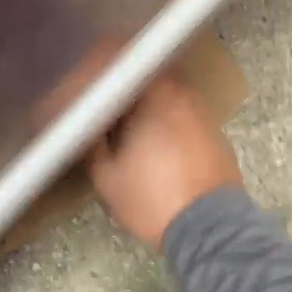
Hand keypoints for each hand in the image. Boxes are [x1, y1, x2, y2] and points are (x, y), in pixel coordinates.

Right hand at [45, 44, 241, 250]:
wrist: (211, 232)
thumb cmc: (154, 201)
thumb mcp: (108, 178)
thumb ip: (92, 143)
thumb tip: (84, 127)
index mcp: (155, 94)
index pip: (119, 59)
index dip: (93, 69)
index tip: (77, 86)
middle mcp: (183, 95)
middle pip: (144, 76)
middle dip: (117, 90)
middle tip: (95, 109)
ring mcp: (203, 114)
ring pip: (164, 97)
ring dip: (140, 107)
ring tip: (118, 130)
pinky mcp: (215, 136)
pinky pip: (181, 117)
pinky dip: (162, 123)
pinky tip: (149, 147)